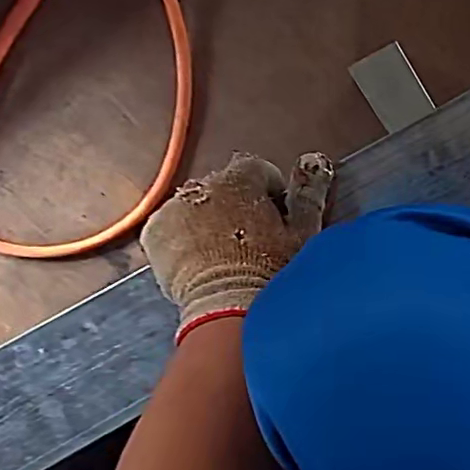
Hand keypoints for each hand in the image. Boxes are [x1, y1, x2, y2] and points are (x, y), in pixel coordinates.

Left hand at [141, 152, 332, 330]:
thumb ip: (309, 192)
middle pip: (226, 186)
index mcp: (241, 179)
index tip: (278, 218)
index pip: (259, 169)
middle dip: (239, 206)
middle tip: (256, 242)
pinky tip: (204, 263)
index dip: (272, 193)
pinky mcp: (154, 236)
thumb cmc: (271, 272)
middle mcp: (202, 186)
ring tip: (230, 256)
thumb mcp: (303, 232)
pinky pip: (173, 229)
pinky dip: (186, 241)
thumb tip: (315, 160)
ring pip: (198, 207)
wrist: (228, 309)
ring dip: (211, 222)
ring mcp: (173, 210)